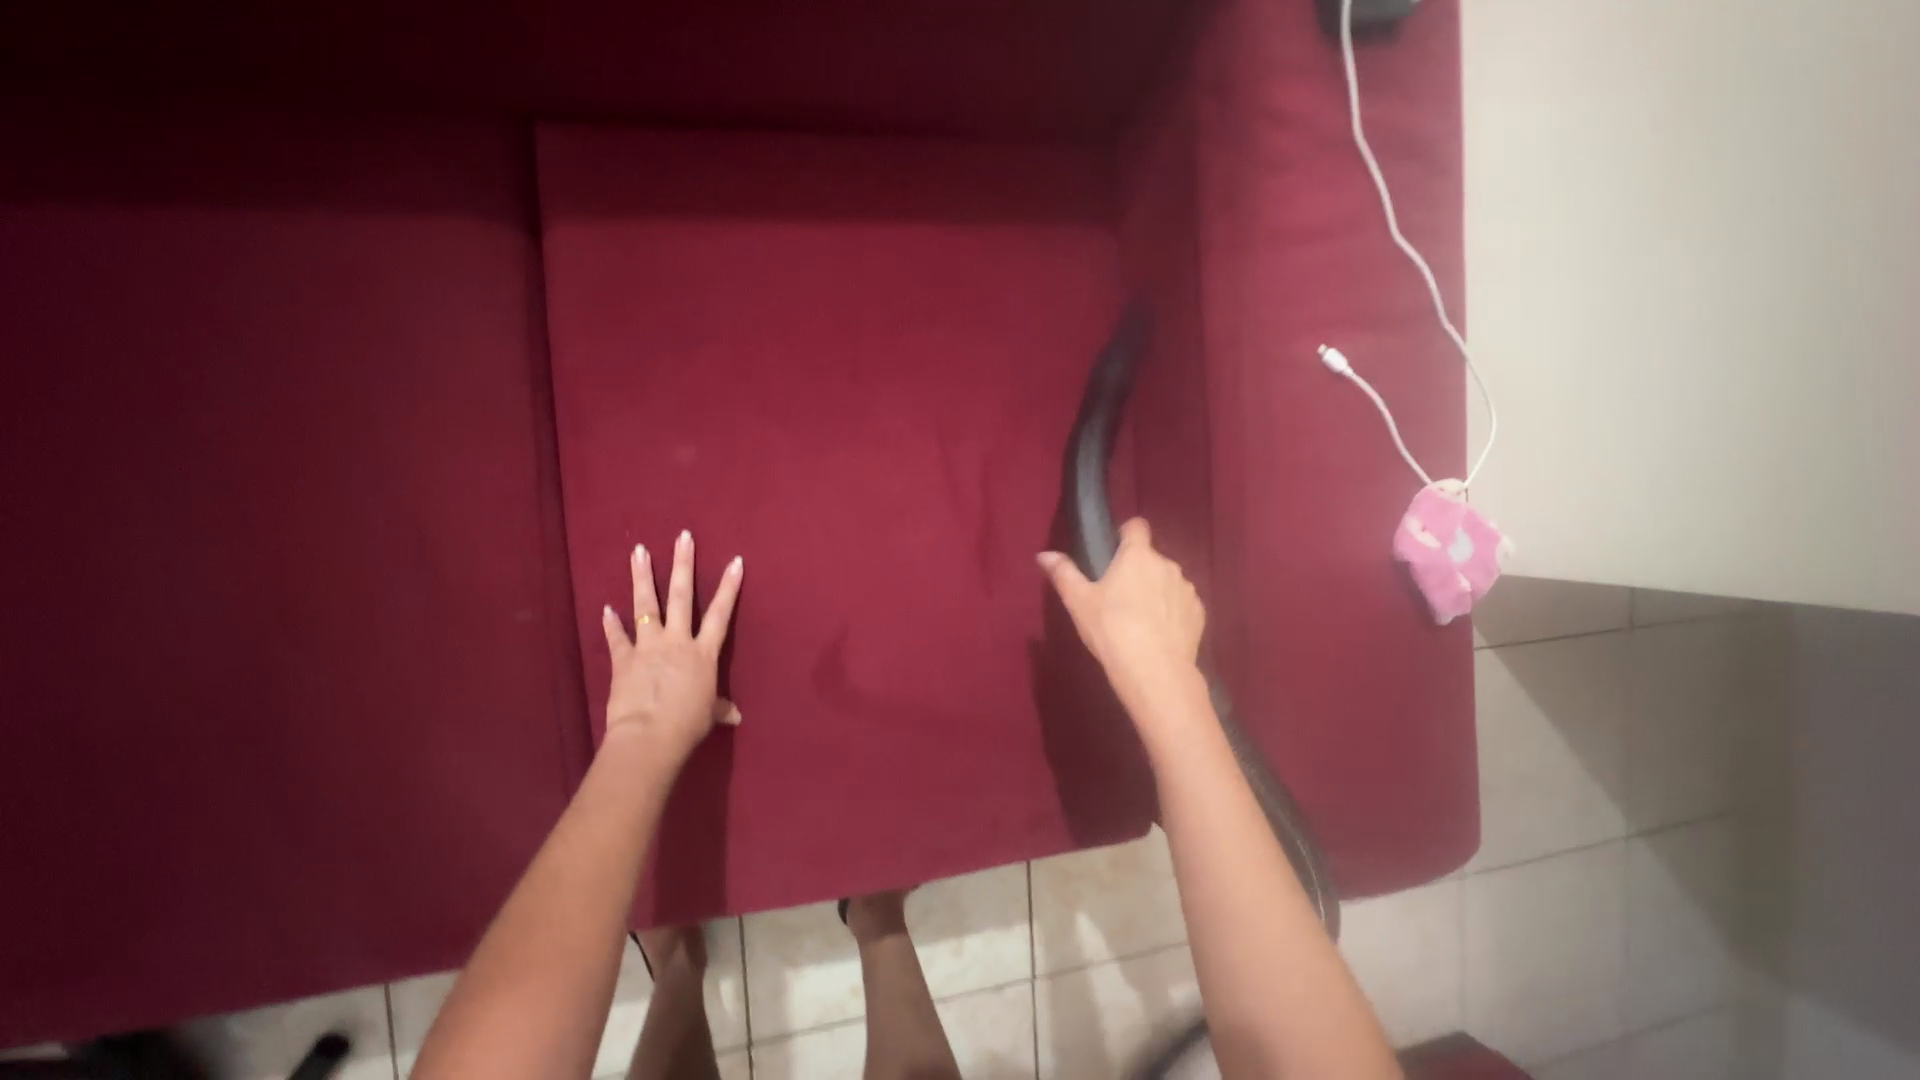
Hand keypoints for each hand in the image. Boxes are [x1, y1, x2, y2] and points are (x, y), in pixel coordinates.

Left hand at [600, 530, 744, 766]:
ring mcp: (648, 647)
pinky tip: (606, 608)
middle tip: (683, 537)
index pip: (721, 613)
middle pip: (682, 596)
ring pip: (647, 605)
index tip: (735, 560)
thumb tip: (736, 715)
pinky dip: (611, 624)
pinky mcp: (623, 659)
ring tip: (639, 551)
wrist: (649, 736)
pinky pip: (617, 638)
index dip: (729, 587)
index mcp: (703, 654)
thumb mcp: (709, 715)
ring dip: (642, 577)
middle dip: (683, 564)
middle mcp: (678, 641)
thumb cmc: (687, 725)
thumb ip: (720, 708)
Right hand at [1038, 519, 1207, 723]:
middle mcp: (1167, 564)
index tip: (1114, 551)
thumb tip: (1044, 554)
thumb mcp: (1079, 603)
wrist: (1155, 672)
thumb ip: (1063, 573)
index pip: (1136, 526)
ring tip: (1140, 620)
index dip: (1125, 534)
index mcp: (1138, 556)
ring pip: (1167, 581)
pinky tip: (1158, 634)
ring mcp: (1187, 588)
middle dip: (1137, 571)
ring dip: (1156, 591)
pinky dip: (1171, 612)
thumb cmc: (1112, 630)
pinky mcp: (1199, 613)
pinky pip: (1182, 604)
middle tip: (1118, 597)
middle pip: (1150, 558)